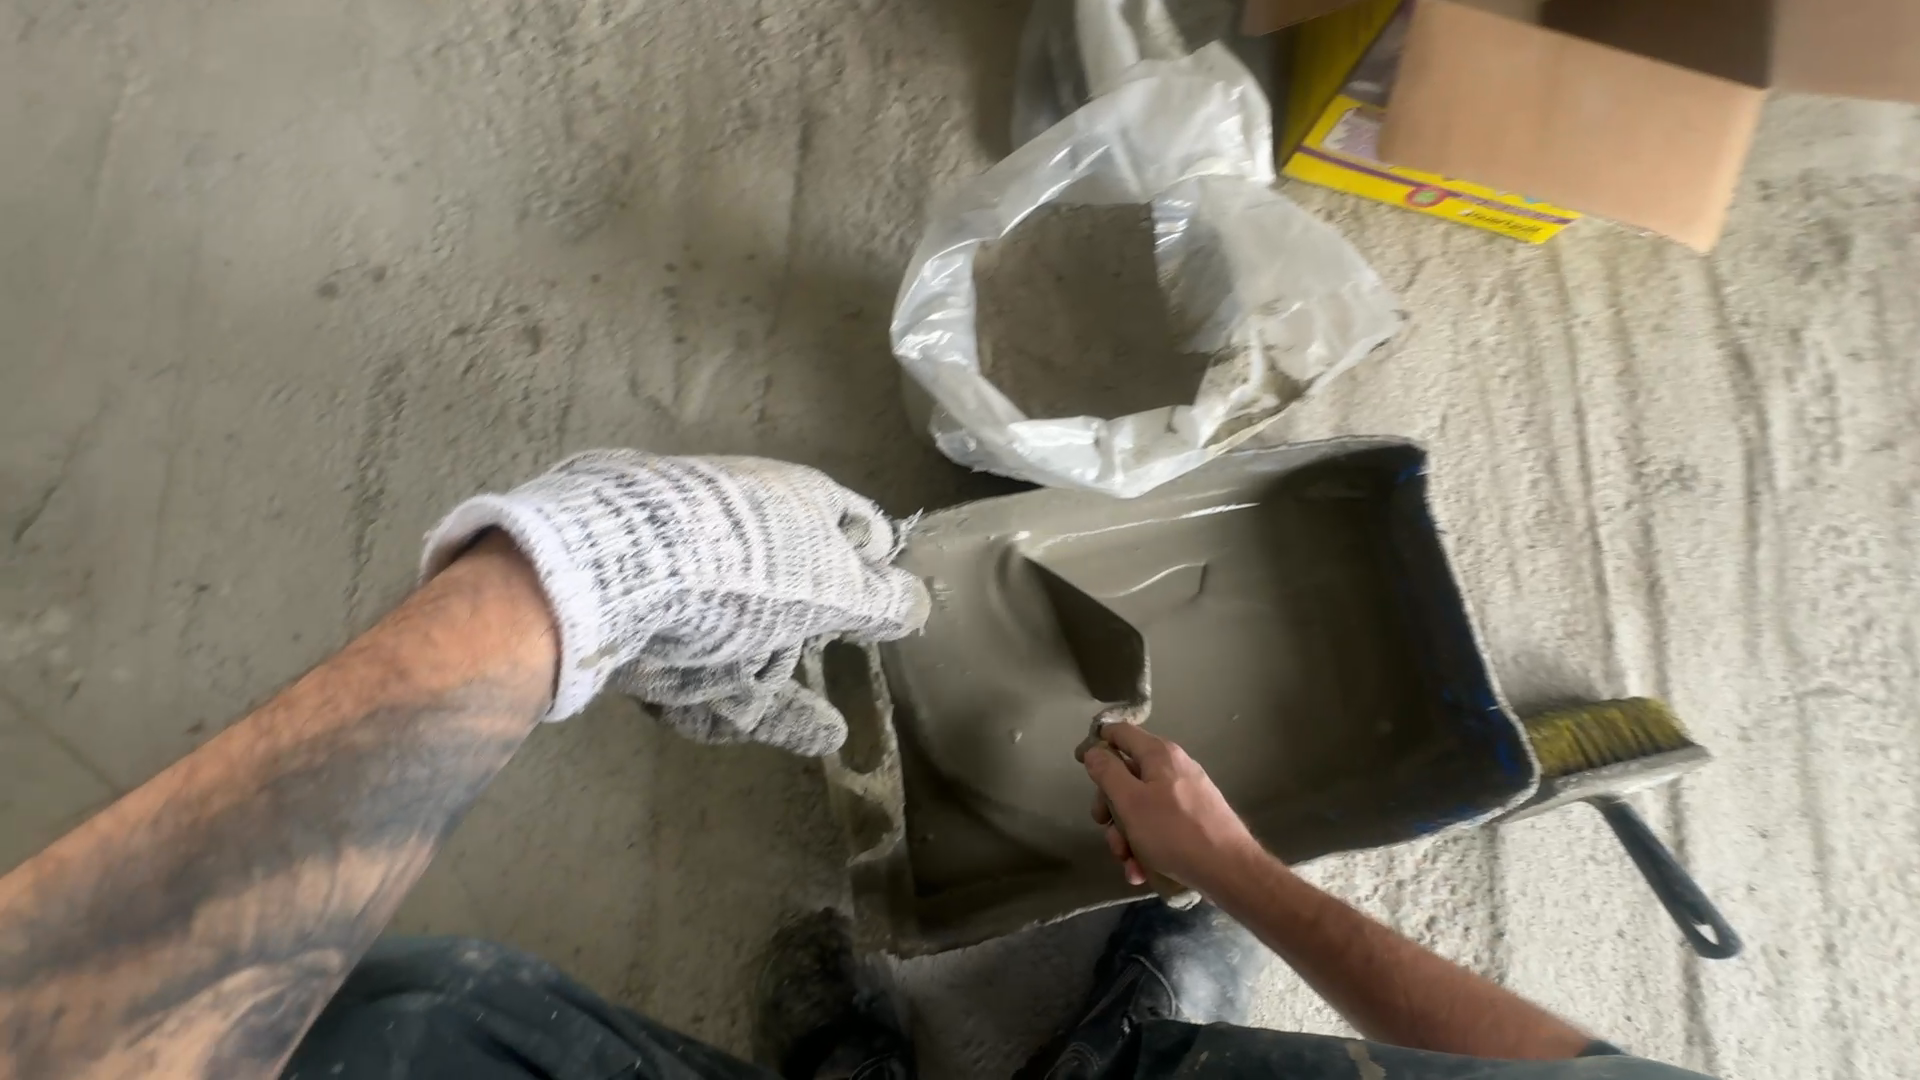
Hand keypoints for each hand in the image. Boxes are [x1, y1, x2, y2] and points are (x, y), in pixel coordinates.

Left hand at [423, 451, 929, 752]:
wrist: (618, 575)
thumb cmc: (750, 565)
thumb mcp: (832, 584)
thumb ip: (879, 601)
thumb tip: (920, 604)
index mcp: (796, 506)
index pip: (856, 525)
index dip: (878, 558)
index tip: (892, 599)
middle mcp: (751, 542)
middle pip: (802, 585)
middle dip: (824, 622)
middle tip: (845, 650)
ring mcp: (702, 589)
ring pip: (758, 639)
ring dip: (789, 680)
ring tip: (826, 725)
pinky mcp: (663, 637)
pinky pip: (720, 678)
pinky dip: (759, 708)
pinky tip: (813, 737)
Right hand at [1083, 724, 1263, 893]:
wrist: (1231, 871)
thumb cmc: (1173, 832)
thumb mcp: (1130, 801)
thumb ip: (1107, 772)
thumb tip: (1093, 751)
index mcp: (1158, 754)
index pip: (1120, 733)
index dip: (1097, 744)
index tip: (1081, 765)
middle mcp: (1174, 767)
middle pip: (1128, 776)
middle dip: (1111, 808)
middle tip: (1105, 830)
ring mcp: (1187, 794)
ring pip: (1142, 806)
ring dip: (1127, 835)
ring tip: (1128, 863)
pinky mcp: (1196, 819)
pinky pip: (1161, 825)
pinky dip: (1147, 845)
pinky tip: (1143, 871)